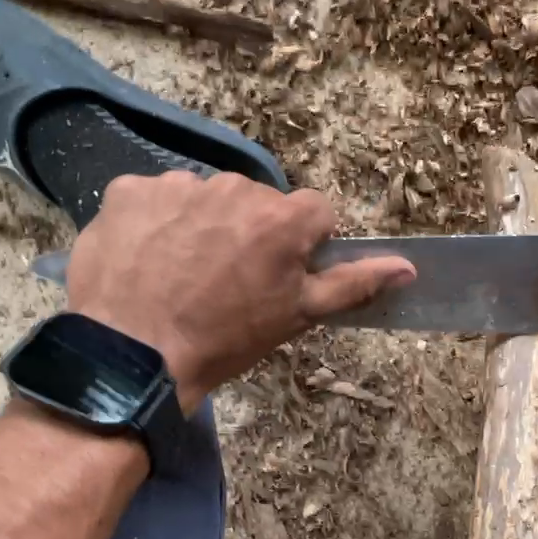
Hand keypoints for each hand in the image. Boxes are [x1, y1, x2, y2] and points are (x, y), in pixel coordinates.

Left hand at [65, 171, 413, 409]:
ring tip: (185, 272)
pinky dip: (159, 222)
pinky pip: (158, 198)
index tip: (285, 273)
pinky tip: (149, 259)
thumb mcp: (298, 316)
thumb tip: (408, 266)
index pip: (316, 212)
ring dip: (206, 224)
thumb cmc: (225, 338)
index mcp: (283, 217)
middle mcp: (234, 186)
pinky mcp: (129, 190)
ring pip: (208, 198)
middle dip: (254, 231)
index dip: (306, 244)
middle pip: (260, 202)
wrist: (132, 354)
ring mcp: (177, 184)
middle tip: (231, 280)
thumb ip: (354, 283)